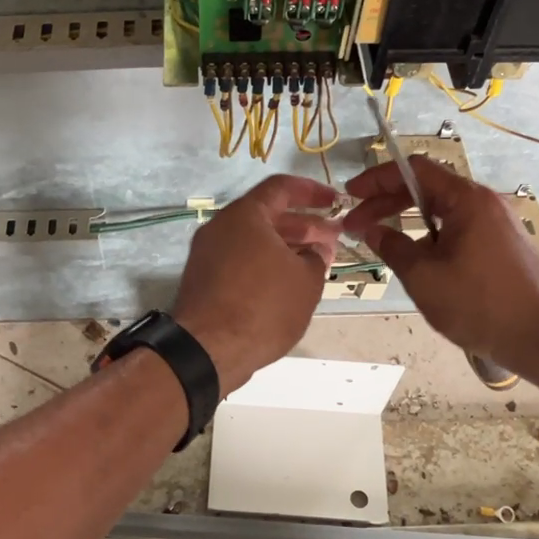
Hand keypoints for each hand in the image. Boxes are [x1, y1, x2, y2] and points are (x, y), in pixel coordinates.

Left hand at [173, 174, 341, 393]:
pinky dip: (265, 263)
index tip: (335, 201)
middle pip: (267, 216)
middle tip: (332, 237)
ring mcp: (208, 254)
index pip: (281, 188)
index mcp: (245, 215)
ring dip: (286, 247)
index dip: (312, 192)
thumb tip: (317, 250)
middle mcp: (221, 227)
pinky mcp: (203, 280)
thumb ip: (317, 257)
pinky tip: (287, 284)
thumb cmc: (263, 307)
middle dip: (303, 225)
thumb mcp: (306, 282)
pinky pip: (240, 260)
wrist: (207, 350)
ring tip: (315, 263)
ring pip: (254, 240)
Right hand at [342, 156, 538, 364]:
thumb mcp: (423, 277)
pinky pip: (458, 228)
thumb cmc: (479, 305)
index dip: (378, 179)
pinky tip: (415, 258)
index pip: (415, 170)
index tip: (351, 194)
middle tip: (356, 223)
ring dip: (408, 220)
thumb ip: (392, 247)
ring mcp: (497, 224)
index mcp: (467, 200)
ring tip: (381, 241)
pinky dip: (431, 234)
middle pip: (428, 188)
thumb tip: (372, 230)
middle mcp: (485, 203)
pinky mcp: (503, 245)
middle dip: (387, 202)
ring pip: (443, 210)